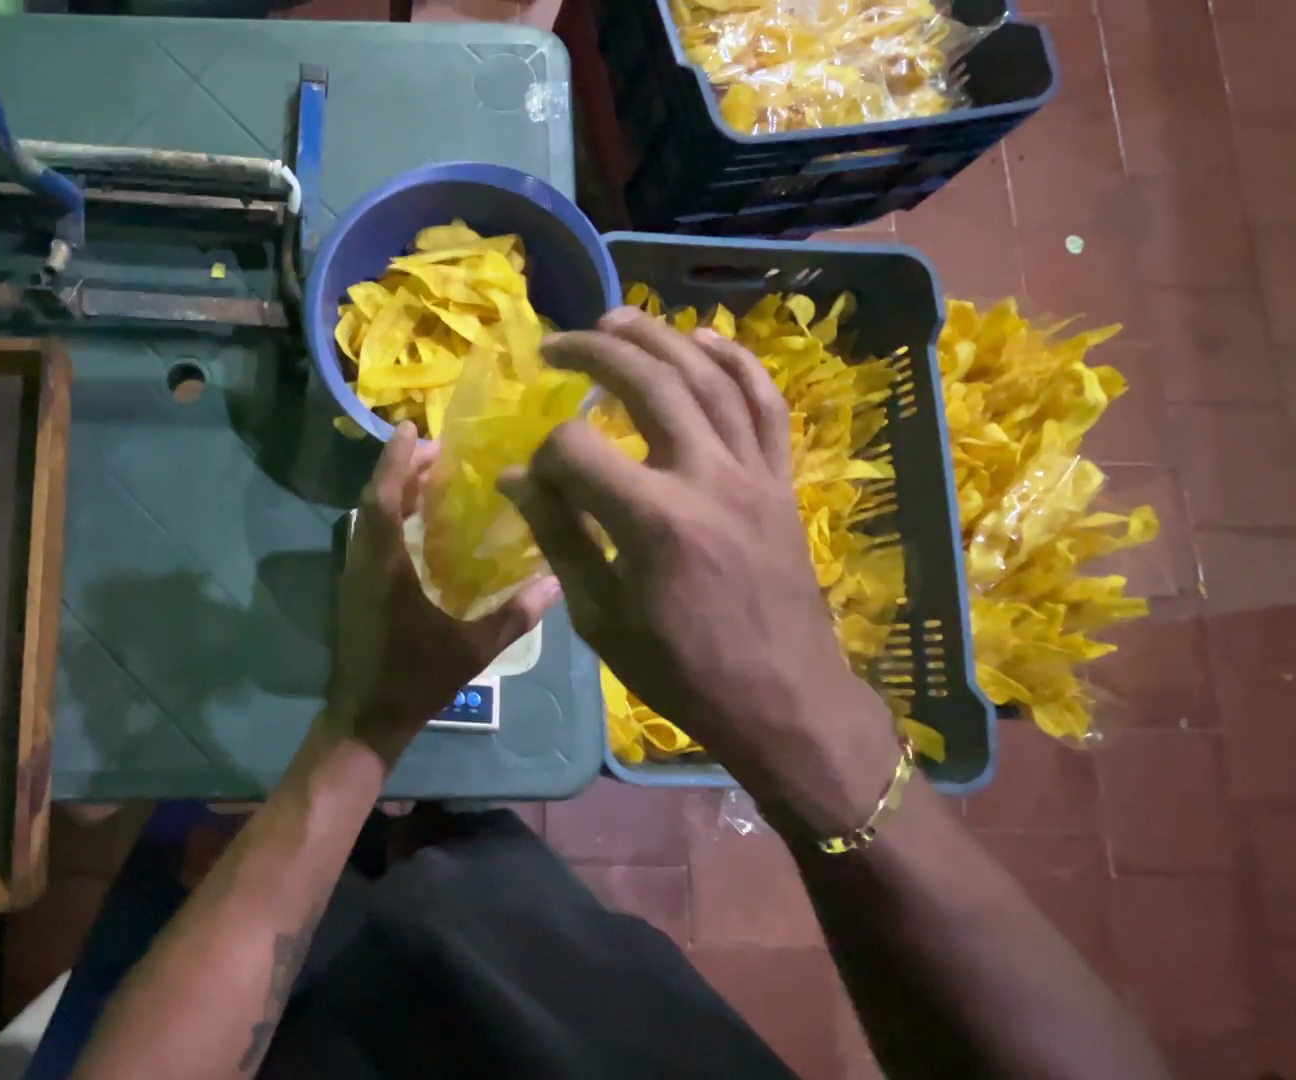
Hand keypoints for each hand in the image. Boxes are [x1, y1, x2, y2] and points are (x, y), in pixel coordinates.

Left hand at [327, 421, 560, 766]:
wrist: (365, 718)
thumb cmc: (416, 681)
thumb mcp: (472, 651)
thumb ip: (514, 616)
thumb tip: (558, 582)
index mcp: (385, 569)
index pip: (383, 499)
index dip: (395, 461)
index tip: (410, 428)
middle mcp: (363, 564)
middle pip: (373, 501)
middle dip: (399, 469)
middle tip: (436, 451)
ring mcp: (353, 577)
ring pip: (367, 519)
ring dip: (392, 492)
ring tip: (429, 477)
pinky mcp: (353, 590)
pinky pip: (368, 538)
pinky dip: (388, 517)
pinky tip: (417, 523)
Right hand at [499, 308, 895, 834]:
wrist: (781, 698)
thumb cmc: (679, 669)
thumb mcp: (599, 617)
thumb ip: (559, 537)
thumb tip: (514, 479)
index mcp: (653, 521)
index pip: (577, 451)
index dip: (542, 456)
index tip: (531, 479)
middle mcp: (706, 478)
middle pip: (648, 384)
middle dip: (594, 353)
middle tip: (556, 343)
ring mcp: (752, 473)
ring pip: (708, 377)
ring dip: (660, 338)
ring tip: (617, 319)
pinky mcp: (778, 480)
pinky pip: (764, 405)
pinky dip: (736, 363)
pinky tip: (705, 340)